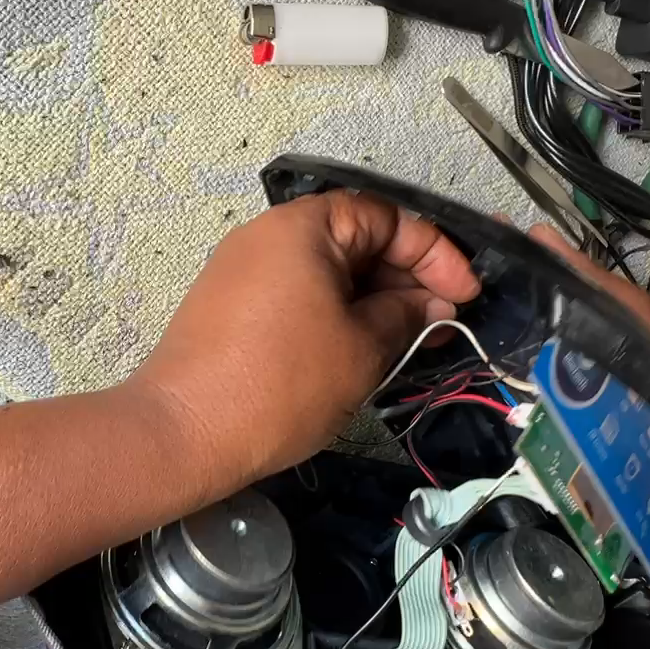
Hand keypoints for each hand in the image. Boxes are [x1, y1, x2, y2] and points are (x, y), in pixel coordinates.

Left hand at [126, 191, 481, 487]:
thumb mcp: (361, 348)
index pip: (384, 217)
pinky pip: (295, 294)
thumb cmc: (281, 384)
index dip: (433, 253)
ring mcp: (241, 271)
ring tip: (407, 341)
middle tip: (440, 323)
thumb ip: (405, 314)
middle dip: (403, 279)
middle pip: (352, 240)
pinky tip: (359, 348)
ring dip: (371, 301)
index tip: (464, 295)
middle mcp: (266, 236)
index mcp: (301, 227)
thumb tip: (431, 303)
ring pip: (324, 273)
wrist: (185, 432)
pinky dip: (333, 314)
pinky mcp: (228, 306)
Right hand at [525, 225, 649, 625]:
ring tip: (503, 332)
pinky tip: (546, 408)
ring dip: (564, 357)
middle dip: (567, 309)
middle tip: (497, 286)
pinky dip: (584, 408)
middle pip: (635, 346)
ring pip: (625, 381)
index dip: (612, 298)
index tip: (549, 256)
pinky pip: (628, 422)